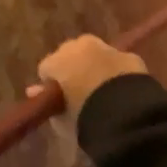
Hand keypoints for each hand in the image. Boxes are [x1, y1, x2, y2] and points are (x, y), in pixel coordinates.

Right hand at [33, 34, 147, 125]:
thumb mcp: (61, 119)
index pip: (46, 69)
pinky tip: (122, 92)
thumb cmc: (84, 118)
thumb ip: (48, 103)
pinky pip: (118, 63)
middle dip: (73, 70)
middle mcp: (81, 46)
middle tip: (79, 94)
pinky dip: (117, 73)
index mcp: (58, 60)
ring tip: (102, 93)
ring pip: (96, 55)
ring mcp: (108, 48)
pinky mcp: (130, 56)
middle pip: (70, 55)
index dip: (51, 86)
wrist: (125, 115)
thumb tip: (35, 92)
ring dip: (96, 68)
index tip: (57, 102)